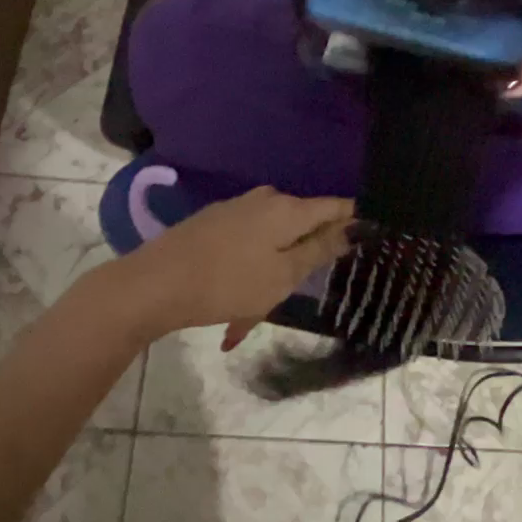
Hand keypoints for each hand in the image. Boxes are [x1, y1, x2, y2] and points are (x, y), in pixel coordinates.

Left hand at [120, 188, 353, 348]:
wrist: (155, 284)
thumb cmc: (228, 282)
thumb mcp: (283, 275)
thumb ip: (319, 249)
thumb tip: (351, 228)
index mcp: (288, 209)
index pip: (337, 207)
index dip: (354, 224)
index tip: (366, 247)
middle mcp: (265, 200)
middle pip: (302, 226)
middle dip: (304, 261)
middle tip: (298, 297)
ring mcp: (237, 210)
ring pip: (270, 245)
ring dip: (268, 280)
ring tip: (247, 321)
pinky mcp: (214, 224)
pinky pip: (245, 251)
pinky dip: (245, 279)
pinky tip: (229, 316)